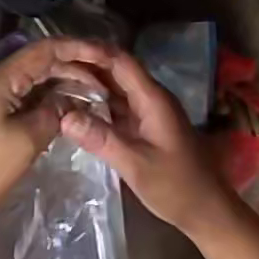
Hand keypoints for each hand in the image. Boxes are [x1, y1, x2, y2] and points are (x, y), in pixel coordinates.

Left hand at [0, 38, 112, 249]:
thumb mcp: (25, 141)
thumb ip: (56, 113)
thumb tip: (75, 101)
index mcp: (2, 77)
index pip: (48, 49)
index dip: (80, 48)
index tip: (108, 55)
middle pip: (44, 61)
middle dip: (78, 66)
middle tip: (109, 78)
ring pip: (38, 80)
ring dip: (66, 83)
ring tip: (97, 94)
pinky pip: (29, 97)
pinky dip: (52, 100)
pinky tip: (70, 111)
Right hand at [60, 48, 235, 233]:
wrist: (207, 209)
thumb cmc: (176, 186)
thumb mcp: (136, 165)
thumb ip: (101, 139)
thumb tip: (64, 116)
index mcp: (153, 99)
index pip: (121, 62)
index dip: (93, 52)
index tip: (63, 49)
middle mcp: (151, 98)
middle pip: (117, 70)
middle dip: (87, 64)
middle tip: (52, 64)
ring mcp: (149, 111)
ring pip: (117, 87)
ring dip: (91, 82)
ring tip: (57, 80)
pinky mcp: (145, 126)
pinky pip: (119, 105)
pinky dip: (99, 102)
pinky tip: (77, 107)